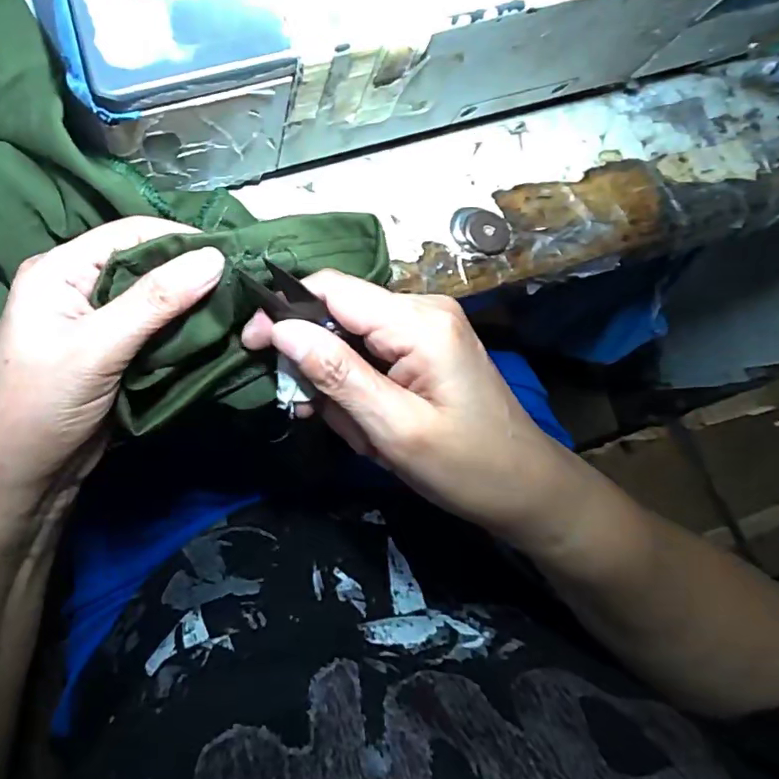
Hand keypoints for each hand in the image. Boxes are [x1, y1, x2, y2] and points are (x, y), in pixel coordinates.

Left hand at [0, 218, 224, 521]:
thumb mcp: (96, 348)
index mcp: (59, 270)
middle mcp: (77, 286)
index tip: (234, 249)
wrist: (16, 485)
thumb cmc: (39, 408)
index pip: (129, 233)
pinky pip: (156, 328)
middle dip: (191, 269)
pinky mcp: (113, 352)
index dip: (181, 237)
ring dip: (192, 301)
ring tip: (239, 301)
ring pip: (155, 297)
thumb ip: (155, 300)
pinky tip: (216, 328)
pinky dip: (184, 328)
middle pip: (145, 262)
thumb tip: (216, 256)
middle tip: (243, 277)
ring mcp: (96, 321)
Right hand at [241, 270, 600, 551]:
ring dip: (339, 386)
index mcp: (419, 321)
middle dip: (319, 366)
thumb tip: (280, 328)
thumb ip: (337, 374)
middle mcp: (422, 308)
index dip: (284, 310)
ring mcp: (425, 324)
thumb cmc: (467, 467)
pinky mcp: (424, 344)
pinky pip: (370, 352)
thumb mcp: (394, 429)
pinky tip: (370, 425)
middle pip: (338, 313)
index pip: (333, 289)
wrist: (527, 489)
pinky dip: (357, 388)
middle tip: (316, 414)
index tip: (251, 346)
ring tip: (361, 433)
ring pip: (349, 337)